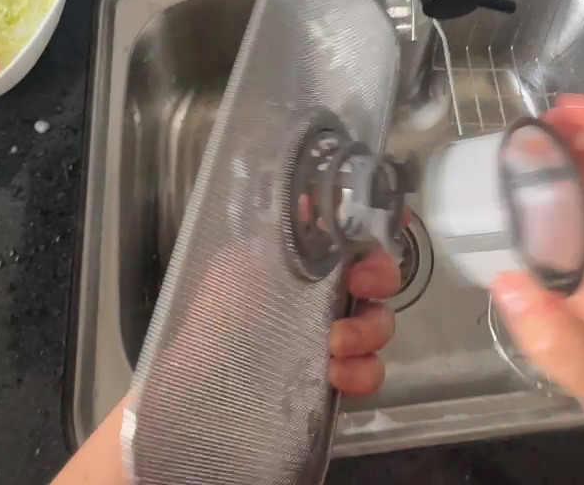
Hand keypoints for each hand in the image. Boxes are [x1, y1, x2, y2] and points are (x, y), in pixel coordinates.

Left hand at [51, 247, 402, 484]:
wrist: (201, 385)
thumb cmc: (221, 312)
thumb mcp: (243, 261)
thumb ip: (280, 233)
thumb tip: (304, 197)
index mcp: (308, 261)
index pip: (353, 239)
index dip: (373, 232)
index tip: (382, 233)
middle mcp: (327, 295)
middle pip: (378, 277)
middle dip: (379, 276)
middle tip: (361, 284)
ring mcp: (335, 338)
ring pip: (379, 323)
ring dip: (368, 329)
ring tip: (336, 343)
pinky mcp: (336, 380)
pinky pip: (369, 372)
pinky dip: (362, 372)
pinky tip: (336, 374)